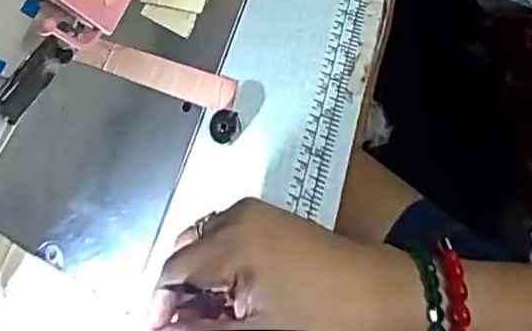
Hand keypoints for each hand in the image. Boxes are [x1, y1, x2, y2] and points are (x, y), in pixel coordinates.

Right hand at [152, 198, 421, 330]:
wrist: (371, 293)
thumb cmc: (320, 314)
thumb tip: (160, 330)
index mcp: (233, 237)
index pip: (172, 270)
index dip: (161, 308)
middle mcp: (241, 214)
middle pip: (186, 251)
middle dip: (180, 290)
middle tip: (191, 328)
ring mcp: (258, 213)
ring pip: (206, 243)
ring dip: (201, 278)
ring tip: (216, 317)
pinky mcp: (272, 220)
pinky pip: (229, 237)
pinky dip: (222, 265)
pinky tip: (236, 298)